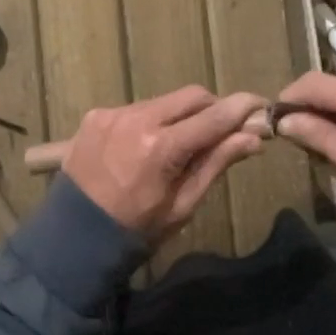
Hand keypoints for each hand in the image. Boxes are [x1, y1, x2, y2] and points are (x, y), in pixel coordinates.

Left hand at [61, 86, 268, 239]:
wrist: (74, 238)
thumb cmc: (136, 230)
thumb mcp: (182, 204)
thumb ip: (216, 163)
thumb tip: (253, 137)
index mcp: (161, 148)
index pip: (213, 117)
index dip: (241, 109)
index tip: (261, 106)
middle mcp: (137, 120)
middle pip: (191, 96)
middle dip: (212, 108)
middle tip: (224, 129)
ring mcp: (113, 114)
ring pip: (163, 101)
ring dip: (180, 115)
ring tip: (181, 144)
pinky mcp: (95, 115)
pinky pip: (136, 109)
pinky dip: (151, 121)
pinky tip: (147, 147)